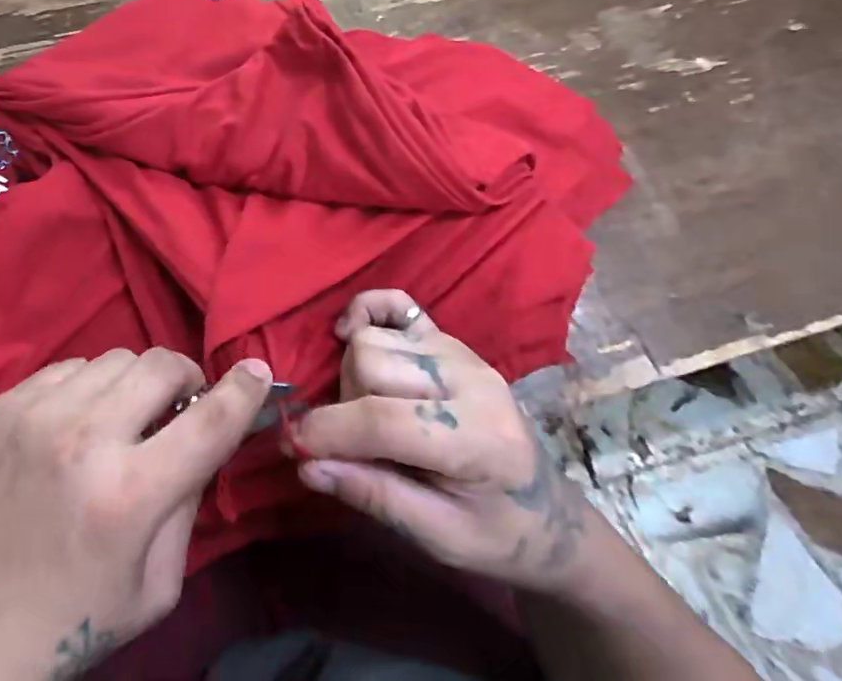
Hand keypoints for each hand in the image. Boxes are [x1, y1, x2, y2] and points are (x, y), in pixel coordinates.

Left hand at [0, 348, 273, 680]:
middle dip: (185, 377)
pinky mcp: (7, 404)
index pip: (207, 422)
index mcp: (129, 494)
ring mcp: (39, 414)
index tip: (259, 371)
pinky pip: (71, 366)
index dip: (243, 390)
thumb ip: (188, 500)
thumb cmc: (78, 614)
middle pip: (158, 366)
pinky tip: (82, 420)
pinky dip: (91, 385)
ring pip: (114, 359)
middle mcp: (84, 439)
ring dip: (136, 381)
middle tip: (182, 404)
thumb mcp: (158, 582)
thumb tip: (204, 433)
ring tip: (127, 417)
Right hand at [289, 290, 587, 592]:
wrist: (550, 516)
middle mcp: (470, 381)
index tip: (291, 447)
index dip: (326, 432)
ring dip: (352, 375)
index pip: (382, 419)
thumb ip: (372, 495)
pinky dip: (365, 311)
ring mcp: (460, 352)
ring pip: (371, 338)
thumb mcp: (440, 538)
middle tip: (352, 444)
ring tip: (368, 412)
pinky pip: (395, 302)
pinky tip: (351, 334)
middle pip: (368, 363)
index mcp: (478, 439)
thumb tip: (305, 464)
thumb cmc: (497, 535)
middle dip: (343, 404)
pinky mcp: (449, 340)